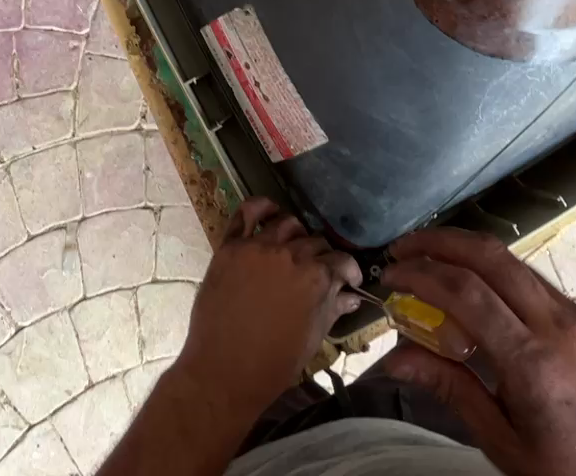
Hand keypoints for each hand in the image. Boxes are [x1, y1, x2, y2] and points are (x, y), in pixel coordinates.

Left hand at [172, 198, 362, 414]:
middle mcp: (290, 254)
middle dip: (323, 256)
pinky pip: (246, 213)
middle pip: (315, 241)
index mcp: (315, 277)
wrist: (224, 370)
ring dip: (296, 233)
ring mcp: (258, 246)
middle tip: (318, 270)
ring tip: (294, 246)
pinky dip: (260, 206)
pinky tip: (269, 210)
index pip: (341, 260)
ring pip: (286, 223)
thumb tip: (351, 296)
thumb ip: (333, 308)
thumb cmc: (274, 362)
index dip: (348, 270)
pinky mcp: (230, 246)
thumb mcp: (313, 338)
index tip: (348, 279)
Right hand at [377, 228, 575, 475]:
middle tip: (403, 249)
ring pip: (514, 262)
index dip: (419, 274)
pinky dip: (498, 276)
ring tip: (432, 263)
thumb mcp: (505, 444)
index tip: (388, 275)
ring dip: (467, 252)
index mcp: (533, 363)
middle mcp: (559, 324)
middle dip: (438, 241)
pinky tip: (481, 295)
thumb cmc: (574, 475)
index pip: (464, 292)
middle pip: (489, 255)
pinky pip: (537, 283)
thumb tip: (394, 358)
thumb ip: (451, 389)